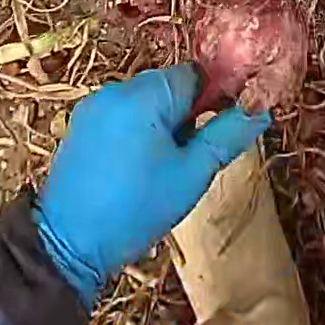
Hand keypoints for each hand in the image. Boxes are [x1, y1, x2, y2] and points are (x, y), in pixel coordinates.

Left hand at [33, 64, 269, 306]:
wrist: (62, 250)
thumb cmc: (134, 209)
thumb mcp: (192, 173)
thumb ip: (229, 134)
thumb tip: (261, 109)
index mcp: (145, 94)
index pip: (197, 75)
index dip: (214, 99)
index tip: (218, 129)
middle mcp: (118, 89)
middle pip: (172, 86)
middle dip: (188, 114)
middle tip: (190, 155)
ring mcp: (95, 105)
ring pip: (149, 100)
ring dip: (164, 122)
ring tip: (162, 165)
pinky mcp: (81, 124)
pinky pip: (125, 113)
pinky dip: (139, 129)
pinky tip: (138, 165)